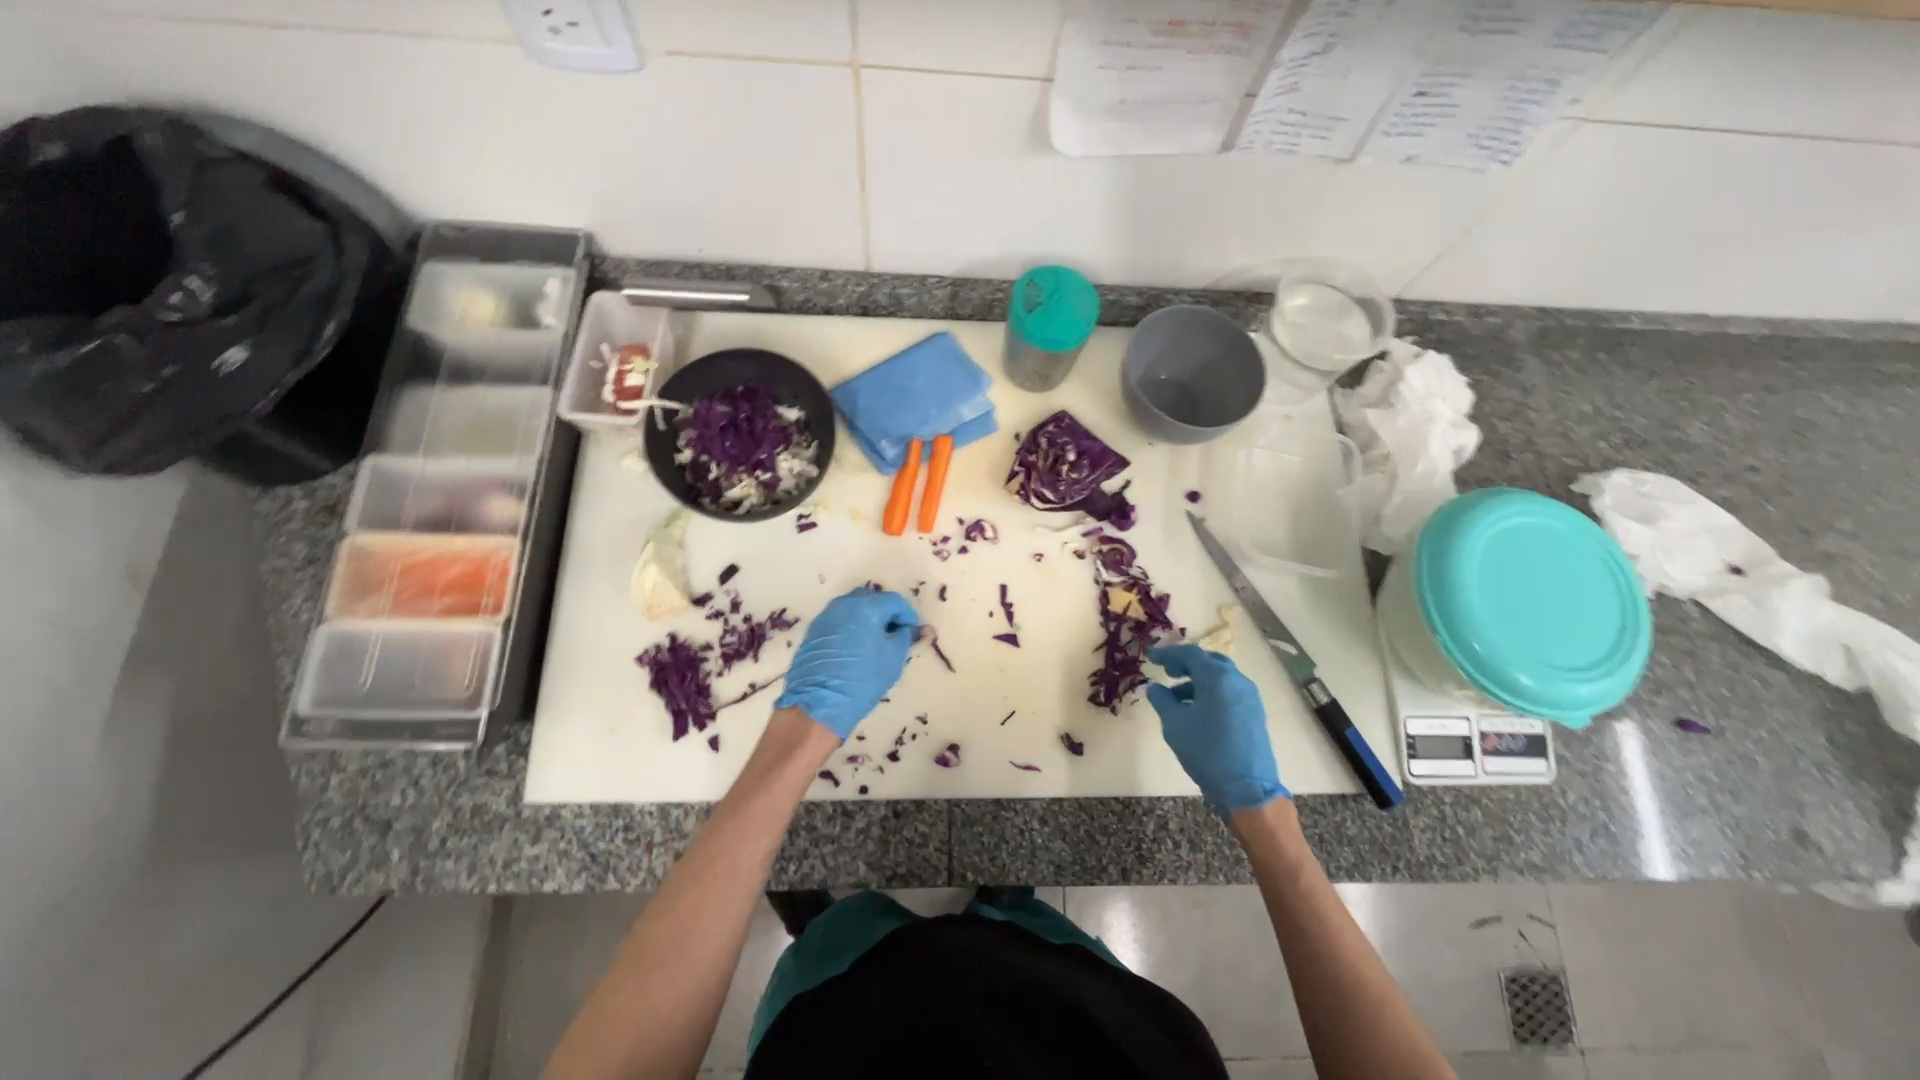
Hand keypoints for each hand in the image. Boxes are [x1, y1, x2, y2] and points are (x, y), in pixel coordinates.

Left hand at [774, 588, 919, 739]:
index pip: (895, 601)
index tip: (914, 633)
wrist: (818, 704)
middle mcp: (843, 604)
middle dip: (887, 614)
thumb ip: (905, 637)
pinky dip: (852, 628)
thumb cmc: (863, 679)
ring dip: (868, 620)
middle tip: (895, 636)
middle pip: (872, 600)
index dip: (909, 616)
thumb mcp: (893, 658)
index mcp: (866, 606)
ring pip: (854, 609)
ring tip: (875, 643)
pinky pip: (839, 621)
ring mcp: (825, 616)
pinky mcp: (814, 631)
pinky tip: (855, 649)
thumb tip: (909, 629)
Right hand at [1146, 644, 1287, 815]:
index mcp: (1217, 677)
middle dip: (1187, 664)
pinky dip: (1212, 693)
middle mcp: (1237, 680)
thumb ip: (1162, 700)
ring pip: (1221, 678)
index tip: (1151, 657)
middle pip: (1209, 662)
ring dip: (1198, 681)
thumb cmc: (1205, 750)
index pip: (1190, 653)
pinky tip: (1197, 712)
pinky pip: (1230, 693)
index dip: (1168, 653)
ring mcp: (1250, 697)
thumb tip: (1154, 687)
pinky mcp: (1255, 713)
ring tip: (1177, 698)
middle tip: (1168, 673)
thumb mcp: (1174, 724)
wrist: (1245, 786)